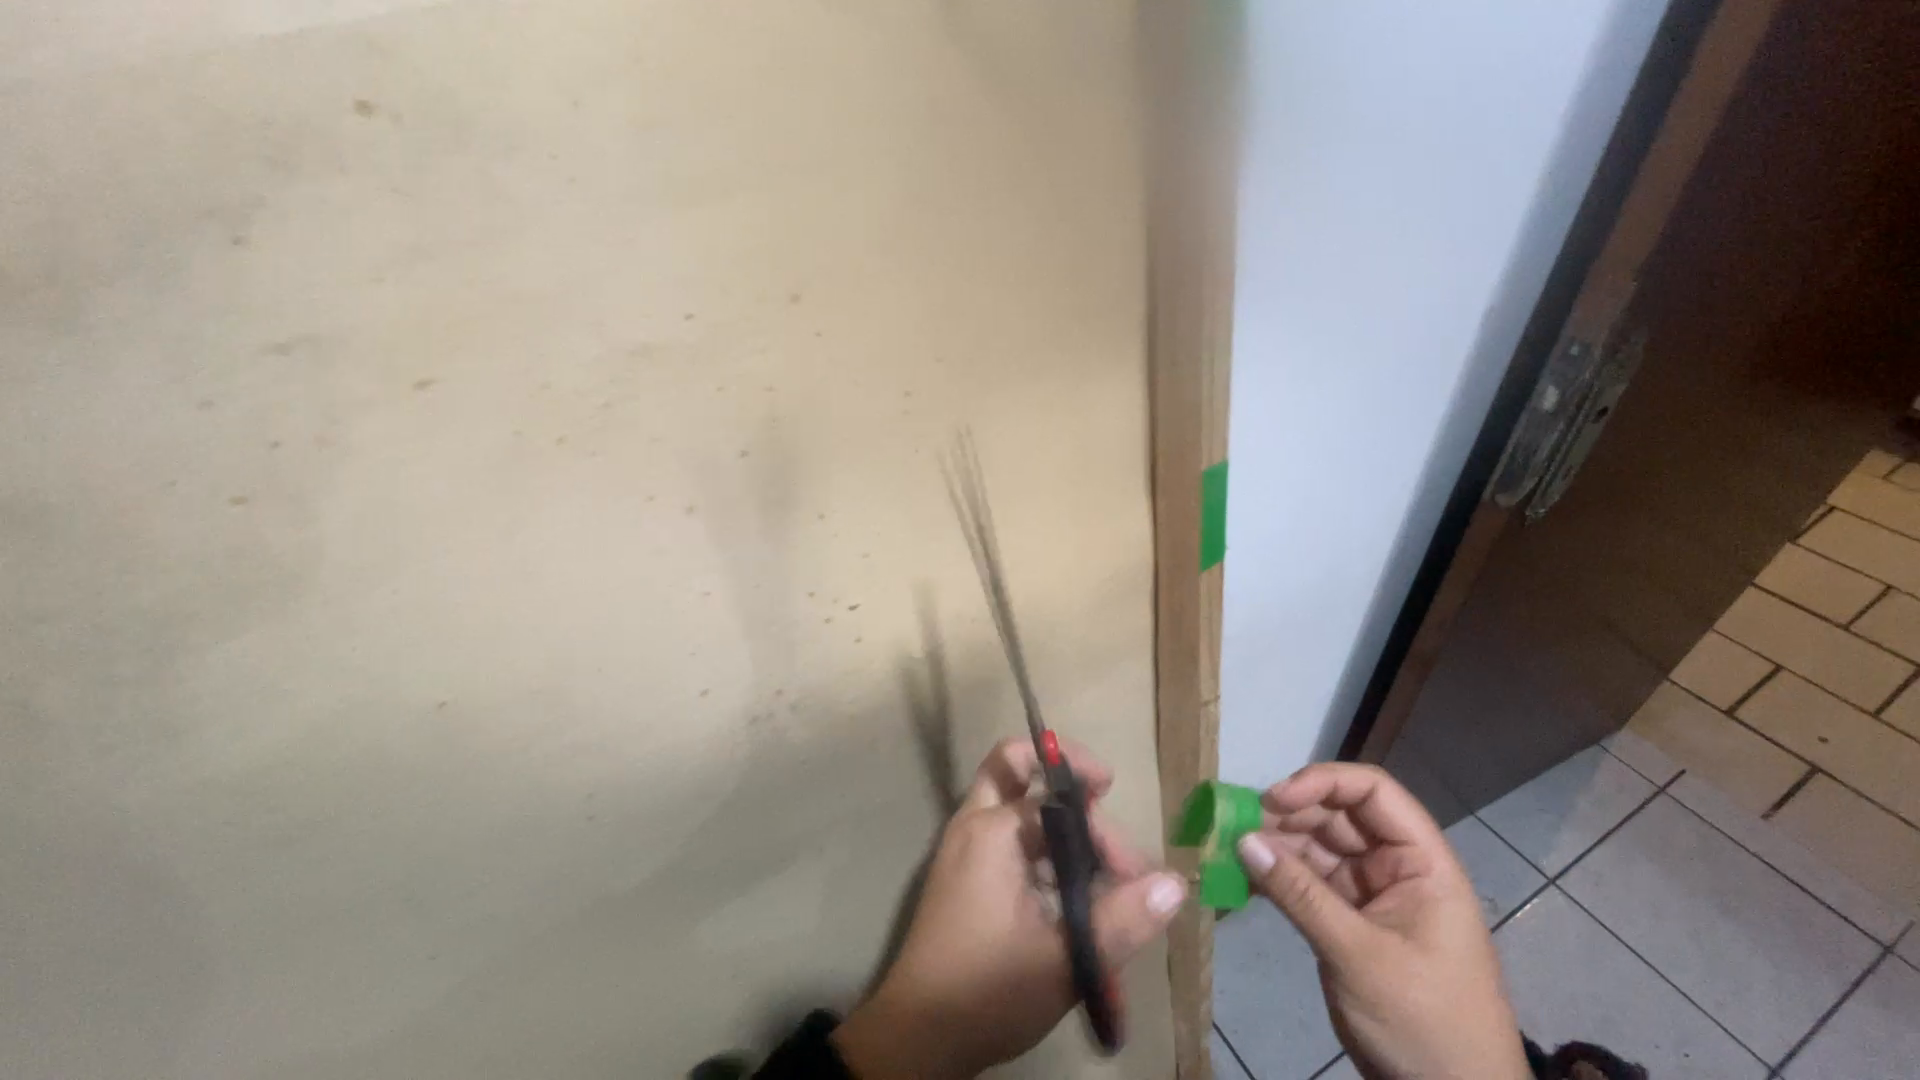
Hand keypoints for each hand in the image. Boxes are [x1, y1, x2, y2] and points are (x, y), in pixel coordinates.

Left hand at [832, 737, 1185, 1079]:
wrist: (919, 1036)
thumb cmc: (988, 990)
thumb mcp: (1064, 959)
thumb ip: (1122, 919)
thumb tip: (1175, 883)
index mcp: (992, 831)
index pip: (1061, 801)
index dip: (1105, 831)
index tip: (1136, 874)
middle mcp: (974, 827)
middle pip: (1015, 766)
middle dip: (1066, 776)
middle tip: (1106, 797)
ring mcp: (965, 851)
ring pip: (1013, 804)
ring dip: (1057, 820)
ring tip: (1100, 864)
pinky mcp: (966, 878)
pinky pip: (1008, 841)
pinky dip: (1042, 851)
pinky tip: (1073, 894)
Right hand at [1235, 764, 1529, 1079]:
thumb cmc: (1425, 1022)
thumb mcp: (1361, 957)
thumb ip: (1301, 896)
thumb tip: (1243, 840)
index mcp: (1422, 862)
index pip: (1373, 792)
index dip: (1322, 783)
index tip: (1273, 800)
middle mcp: (1395, 867)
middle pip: (1338, 816)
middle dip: (1288, 814)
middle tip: (1235, 824)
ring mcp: (1369, 895)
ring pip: (1317, 848)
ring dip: (1275, 844)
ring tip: (1228, 847)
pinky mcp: (1347, 922)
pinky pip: (1307, 883)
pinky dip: (1276, 877)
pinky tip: (1241, 875)